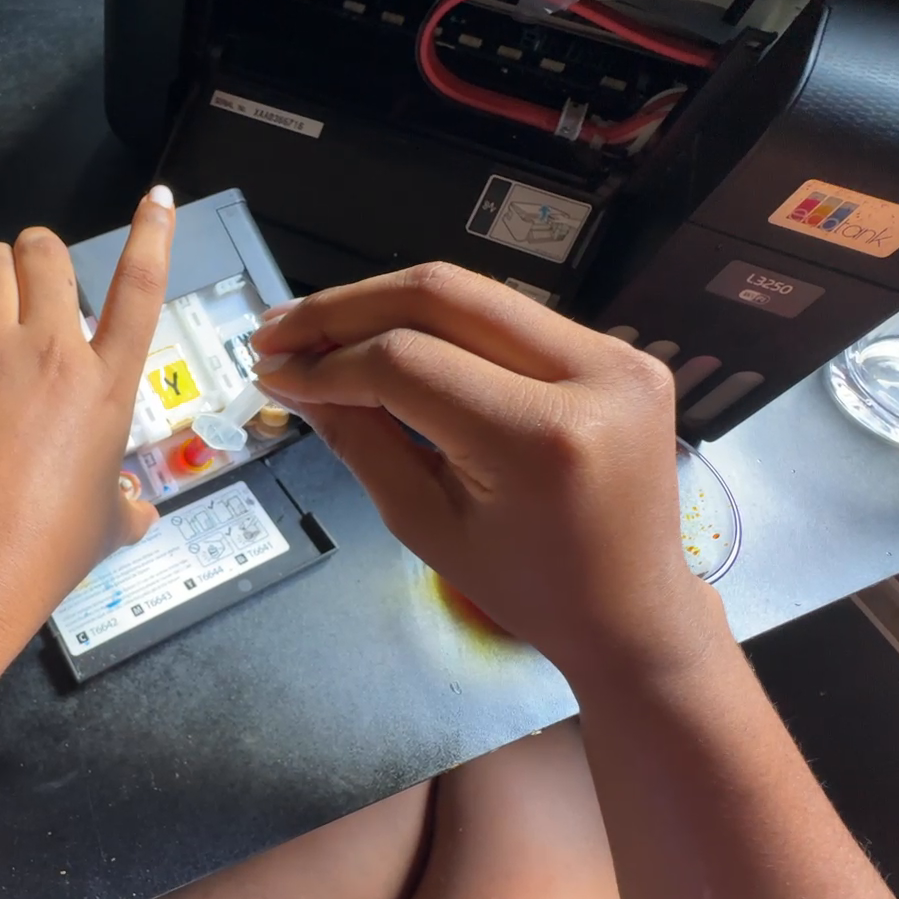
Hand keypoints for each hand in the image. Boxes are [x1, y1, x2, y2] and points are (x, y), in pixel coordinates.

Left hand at [0, 174, 175, 640]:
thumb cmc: (53, 549)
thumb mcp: (112, 525)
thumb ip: (130, 508)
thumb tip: (140, 514)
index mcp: (107, 385)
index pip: (141, 290)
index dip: (155, 236)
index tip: (158, 198)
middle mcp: (51, 349)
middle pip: (50, 257)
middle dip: (47, 261)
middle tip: (40, 292)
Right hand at [251, 263, 726, 680]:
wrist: (629, 607)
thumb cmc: (518, 586)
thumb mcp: (419, 521)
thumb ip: (355, 438)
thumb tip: (291, 381)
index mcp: (540, 438)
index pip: (405, 364)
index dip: (325, 364)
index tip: (270, 374)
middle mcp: (591, 371)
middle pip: (438, 296)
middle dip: (340, 309)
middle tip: (273, 331)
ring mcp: (612, 351)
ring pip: (465, 291)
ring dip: (375, 305)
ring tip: (306, 328)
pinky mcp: (611, 349)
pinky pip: (495, 315)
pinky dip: (422, 320)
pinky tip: (371, 336)